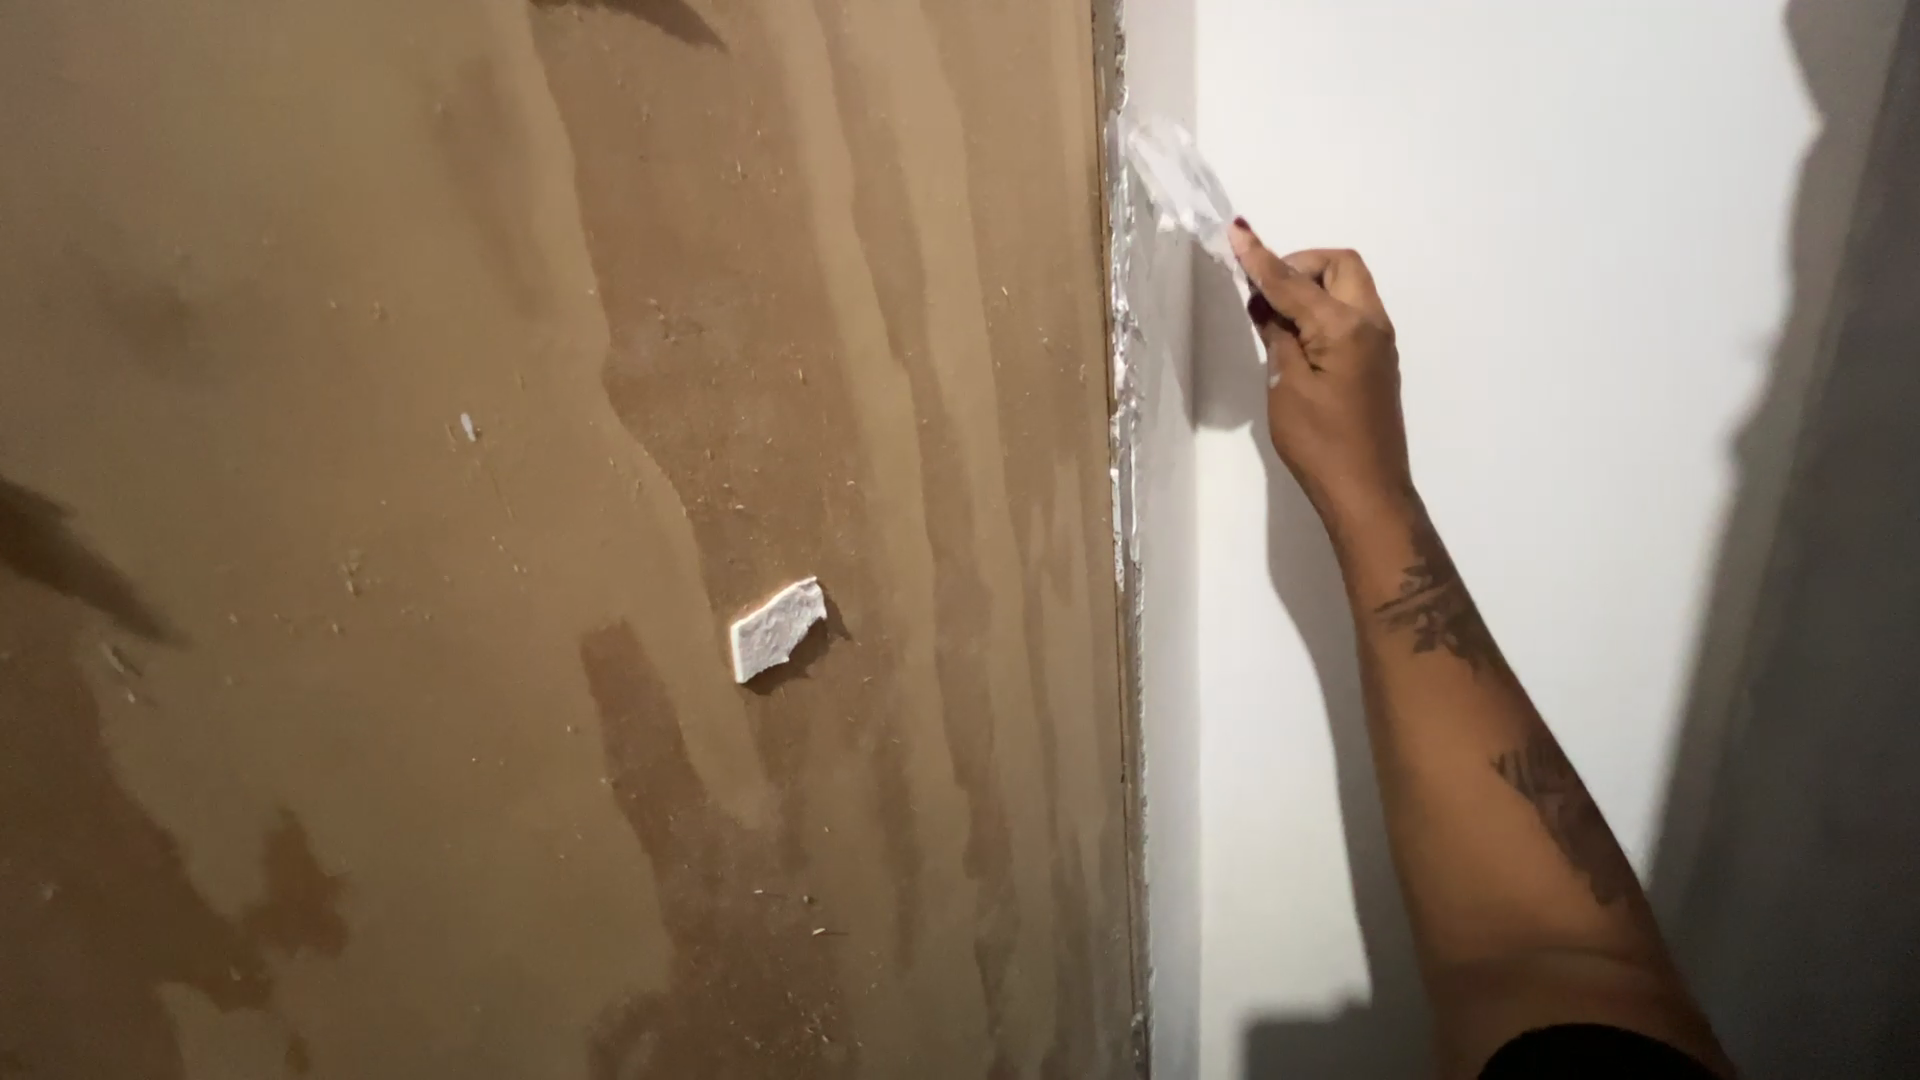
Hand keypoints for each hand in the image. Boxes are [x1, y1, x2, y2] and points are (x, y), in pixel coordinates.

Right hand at [1230, 219, 1412, 525]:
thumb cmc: (1318, 441)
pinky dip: (1323, 307)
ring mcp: (1378, 340)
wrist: (1365, 487)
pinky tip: (1296, 336)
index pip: (1295, 281)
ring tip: (1274, 315)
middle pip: (1339, 265)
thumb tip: (1270, 304)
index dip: (1262, 258)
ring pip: (1348, 286)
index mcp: (1345, 327)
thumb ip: (1279, 337)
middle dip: (1299, 264)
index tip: (1237, 232)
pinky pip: (1351, 312)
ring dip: (1311, 285)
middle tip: (1264, 291)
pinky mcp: (1376, 359)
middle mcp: (1370, 322)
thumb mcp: (1285, 387)